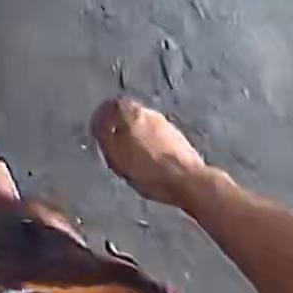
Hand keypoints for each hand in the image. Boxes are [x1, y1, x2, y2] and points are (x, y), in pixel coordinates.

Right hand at [91, 97, 214, 207]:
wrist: (193, 184)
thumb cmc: (148, 168)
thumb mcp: (114, 155)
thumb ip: (103, 137)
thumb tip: (100, 129)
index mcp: (127, 108)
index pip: (105, 109)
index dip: (99, 125)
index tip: (99, 138)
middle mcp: (147, 111)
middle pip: (126, 119)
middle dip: (120, 133)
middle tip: (116, 150)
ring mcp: (167, 125)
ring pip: (144, 131)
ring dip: (138, 142)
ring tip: (136, 163)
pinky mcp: (182, 142)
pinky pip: (159, 142)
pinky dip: (153, 150)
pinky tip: (153, 167)